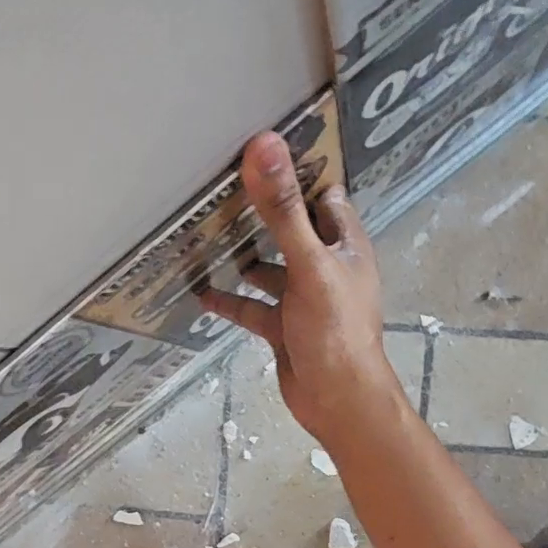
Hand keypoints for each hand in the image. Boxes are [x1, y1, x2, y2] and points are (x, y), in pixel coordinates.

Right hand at [200, 132, 409, 449]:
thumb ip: (284, 210)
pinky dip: (232, 301)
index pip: (325, 197)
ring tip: (207, 232)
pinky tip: (202, 290)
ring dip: (245, 256)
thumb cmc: (334, 330)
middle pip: (293, 230)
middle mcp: (327, 268)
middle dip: (264, 212)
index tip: (263, 150)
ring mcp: (305, 301)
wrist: (338, 401)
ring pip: (271, 270)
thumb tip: (264, 146)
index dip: (300, 174)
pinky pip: (254, 309)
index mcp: (346, 246)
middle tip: (222, 185)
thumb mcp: (309, 264)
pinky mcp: (285, 330)